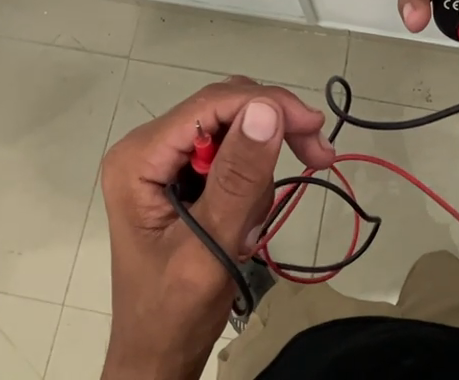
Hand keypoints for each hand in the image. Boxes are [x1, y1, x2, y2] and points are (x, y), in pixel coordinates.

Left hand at [100, 78, 334, 379]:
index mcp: (140, 157)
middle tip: (318, 155)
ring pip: (234, 128)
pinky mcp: (183, 174)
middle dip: (272, 129)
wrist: (157, 358)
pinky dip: (253, 182)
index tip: (314, 128)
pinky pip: (232, 154)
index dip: (266, 104)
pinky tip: (247, 222)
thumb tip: (266, 110)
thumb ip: (238, 179)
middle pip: (225, 108)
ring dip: (261, 169)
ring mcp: (166, 159)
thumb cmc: (173, 312)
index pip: (211, 104)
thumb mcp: (209, 247)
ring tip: (252, 226)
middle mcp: (149, 147)